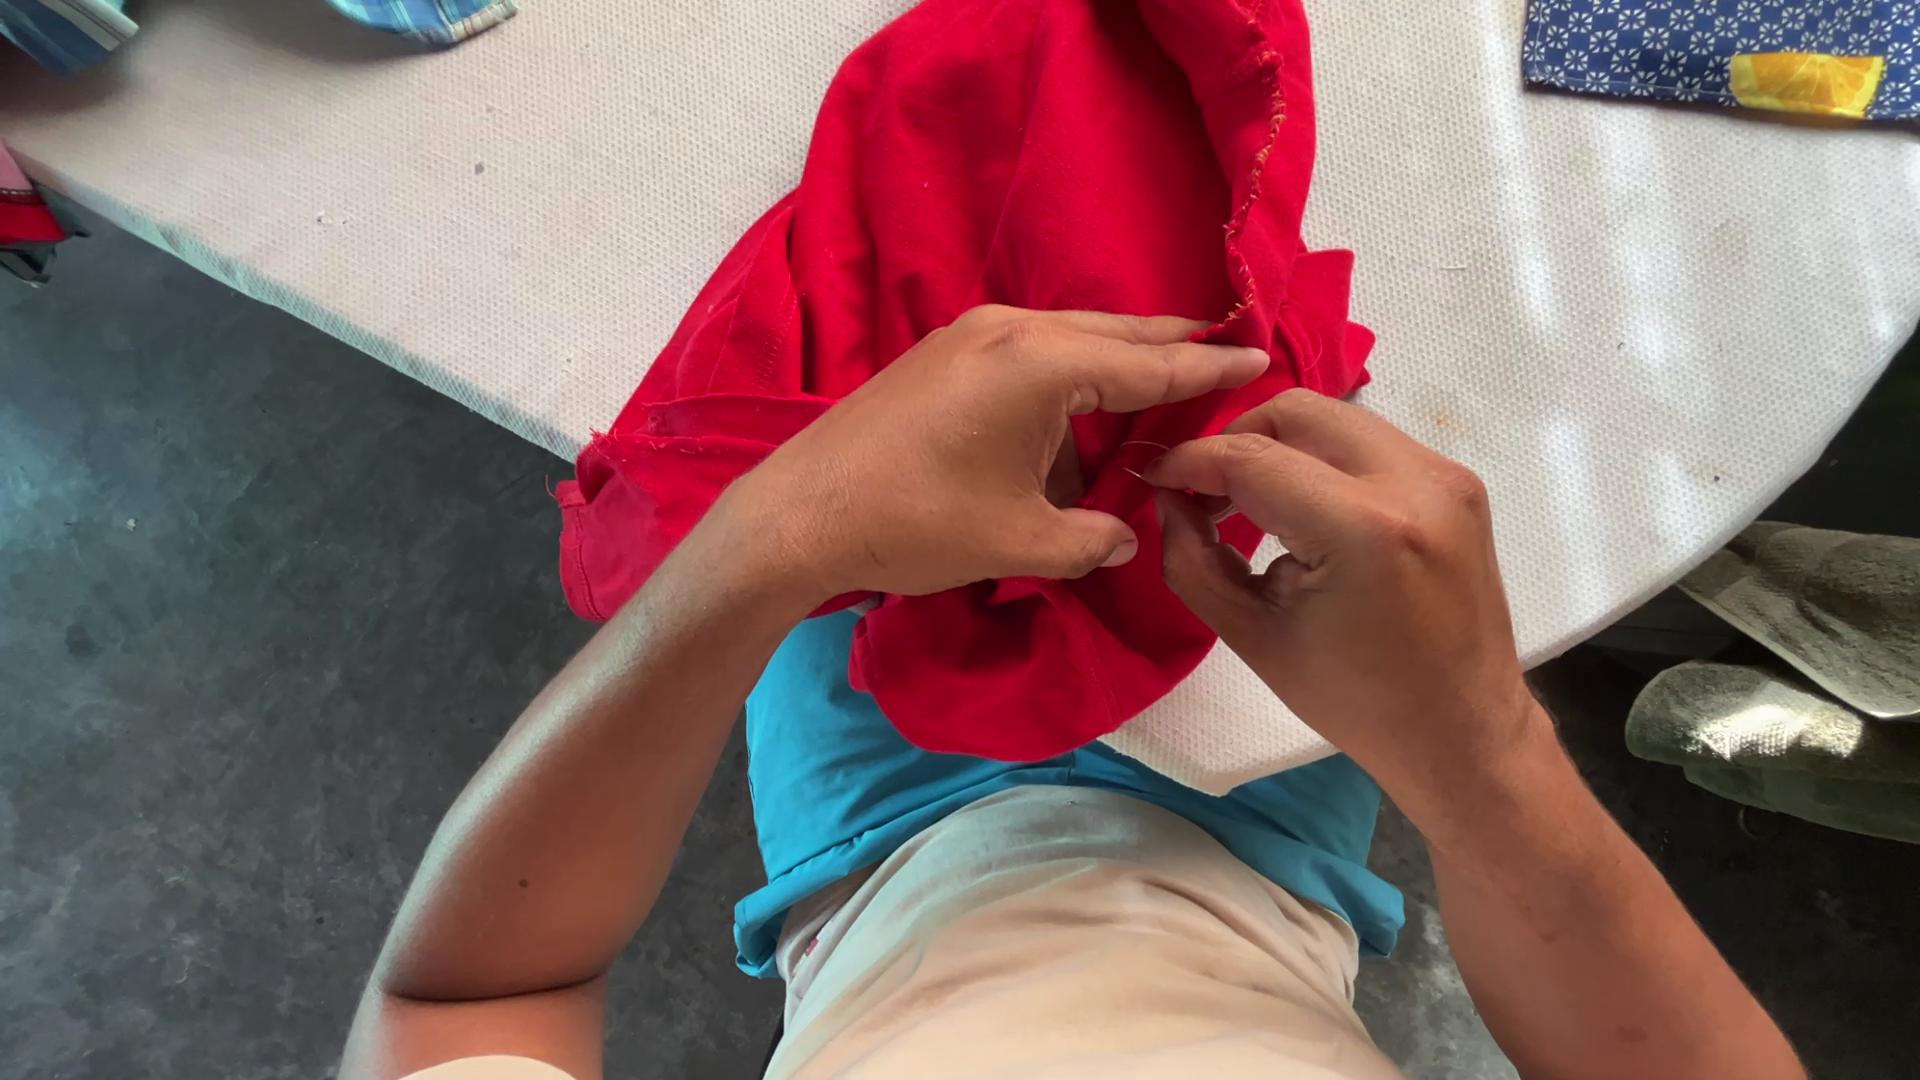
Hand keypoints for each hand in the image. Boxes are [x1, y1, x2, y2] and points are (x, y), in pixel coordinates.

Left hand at [717, 305, 1269, 602]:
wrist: (801, 514)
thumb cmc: (915, 525)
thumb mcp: (1018, 541)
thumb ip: (1090, 538)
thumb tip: (1125, 534)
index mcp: (1041, 363)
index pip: (1149, 363)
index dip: (1208, 367)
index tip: (1259, 355)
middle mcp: (1010, 330)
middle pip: (1113, 335)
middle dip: (1167, 352)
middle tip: (1219, 363)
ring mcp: (970, 335)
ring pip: (1069, 345)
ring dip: (1109, 377)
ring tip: (1147, 412)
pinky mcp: (942, 355)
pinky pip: (1027, 359)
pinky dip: (1063, 387)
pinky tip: (1070, 430)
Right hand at [1145, 388, 1545, 816]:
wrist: (1462, 731)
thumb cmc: (1351, 698)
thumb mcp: (1248, 634)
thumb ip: (1191, 558)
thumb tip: (1167, 498)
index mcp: (1363, 530)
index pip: (1251, 459)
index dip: (1189, 460)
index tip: (1153, 476)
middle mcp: (1414, 482)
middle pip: (1295, 412)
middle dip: (1233, 439)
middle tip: (1203, 488)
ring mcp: (1446, 475)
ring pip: (1332, 416)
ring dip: (1275, 445)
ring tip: (1245, 498)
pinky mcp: (1456, 482)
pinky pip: (1365, 440)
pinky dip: (1315, 457)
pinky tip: (1297, 505)